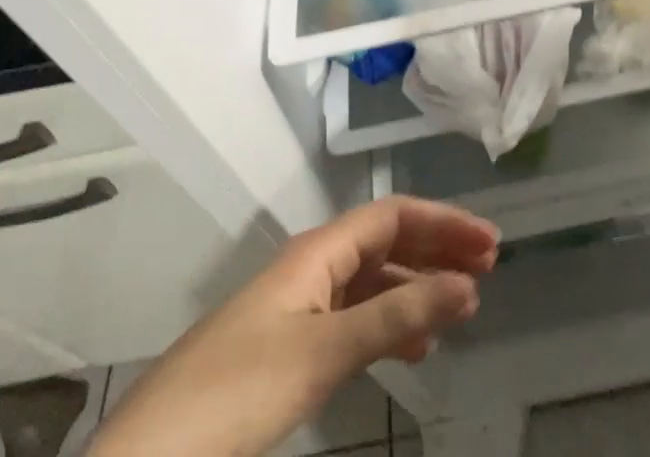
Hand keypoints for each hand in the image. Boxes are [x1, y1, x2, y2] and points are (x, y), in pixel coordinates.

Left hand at [91, 197, 498, 456]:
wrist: (158, 449)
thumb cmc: (243, 385)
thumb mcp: (327, 347)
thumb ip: (398, 313)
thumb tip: (467, 283)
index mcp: (316, 253)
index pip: (391, 216)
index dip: (444, 223)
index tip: (491, 245)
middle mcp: (309, 269)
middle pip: (385, 244)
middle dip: (437, 250)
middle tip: (488, 270)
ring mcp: (298, 306)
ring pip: (372, 283)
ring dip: (418, 289)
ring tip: (461, 308)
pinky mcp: (290, 343)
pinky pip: (354, 318)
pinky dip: (390, 324)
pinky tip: (414, 347)